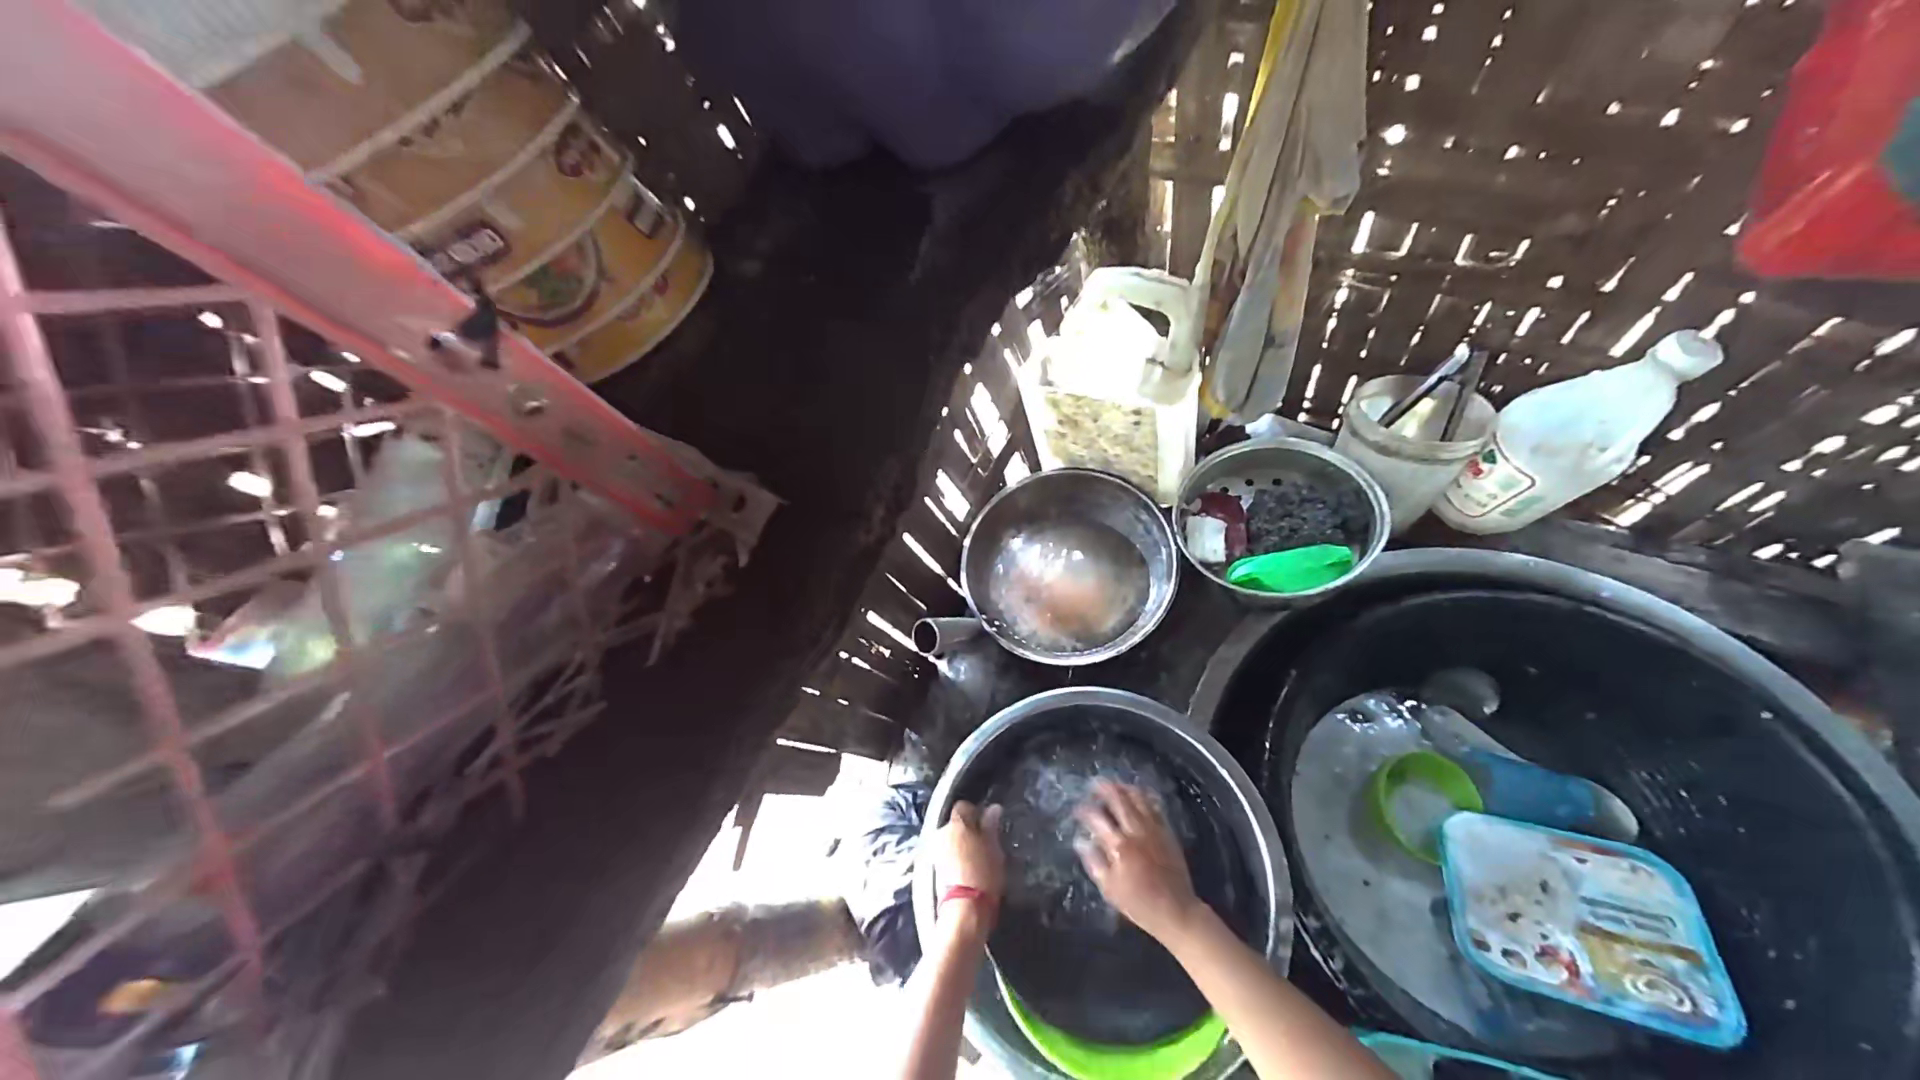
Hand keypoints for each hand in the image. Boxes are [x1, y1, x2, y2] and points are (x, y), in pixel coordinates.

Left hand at [935, 801, 1004, 929]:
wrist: (963, 908)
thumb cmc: (984, 874)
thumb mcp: (994, 849)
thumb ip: (991, 826)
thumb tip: (993, 808)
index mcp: (957, 823)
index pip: (963, 806)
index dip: (975, 813)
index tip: (986, 826)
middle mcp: (940, 831)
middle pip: (954, 824)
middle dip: (965, 830)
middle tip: (981, 844)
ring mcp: (932, 850)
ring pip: (947, 840)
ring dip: (957, 845)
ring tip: (971, 860)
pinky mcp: (928, 867)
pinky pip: (943, 855)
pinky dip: (951, 858)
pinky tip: (961, 870)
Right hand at [1075, 780, 1203, 941]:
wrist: (1176, 911)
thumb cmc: (1139, 904)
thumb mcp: (1109, 888)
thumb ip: (1094, 861)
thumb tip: (1080, 841)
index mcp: (1119, 846)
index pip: (1097, 818)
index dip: (1084, 810)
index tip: (1077, 810)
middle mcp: (1136, 832)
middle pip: (1119, 800)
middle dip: (1104, 788)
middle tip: (1094, 784)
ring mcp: (1154, 829)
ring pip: (1138, 798)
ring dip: (1124, 788)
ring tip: (1114, 785)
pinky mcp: (1167, 832)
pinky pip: (1155, 806)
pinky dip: (1144, 796)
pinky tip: (1137, 794)